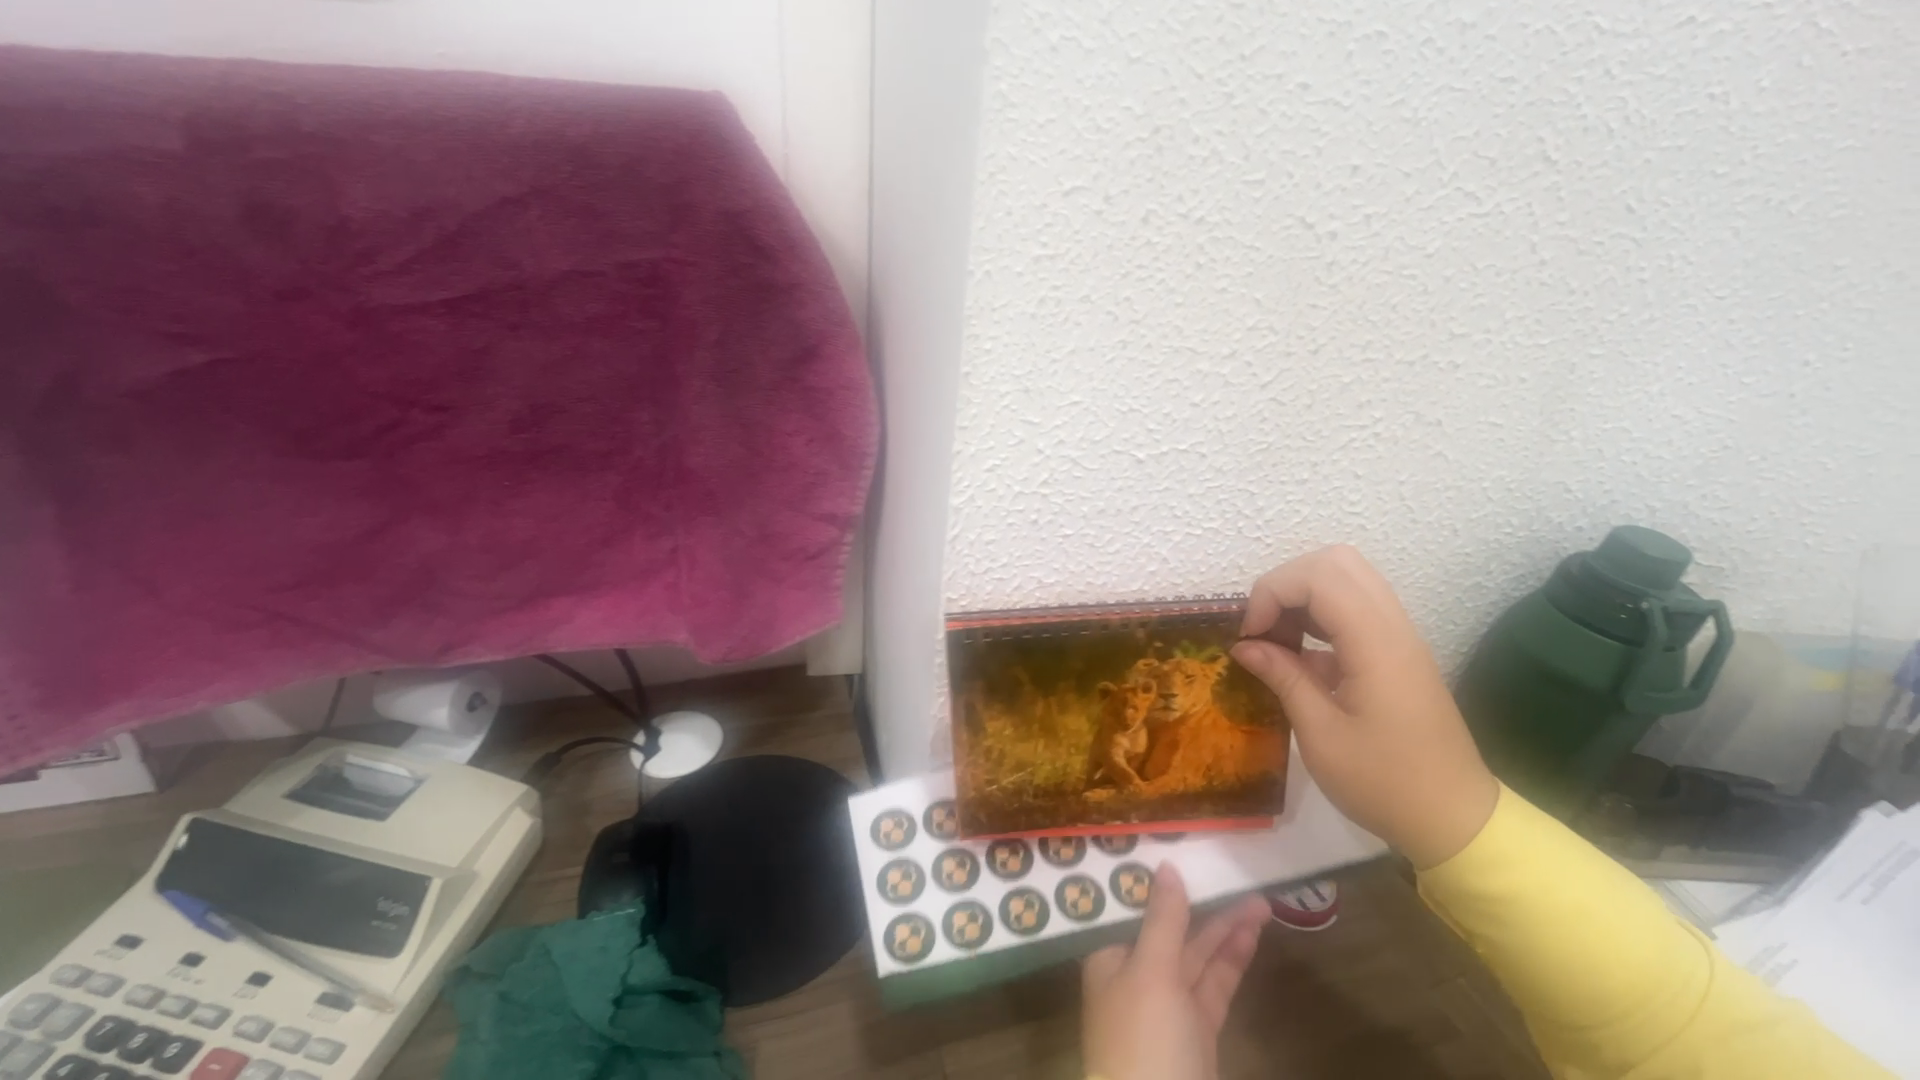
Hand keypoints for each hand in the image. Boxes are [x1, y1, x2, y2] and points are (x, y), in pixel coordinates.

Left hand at [1081, 863, 1268, 1079]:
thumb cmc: (1143, 1041)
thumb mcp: (1150, 972)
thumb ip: (1162, 919)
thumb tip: (1165, 867)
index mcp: (1109, 960)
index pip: (1132, 911)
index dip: (1158, 884)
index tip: (1182, 851)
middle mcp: (1135, 978)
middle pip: (1170, 931)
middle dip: (1203, 905)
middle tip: (1237, 874)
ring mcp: (1168, 1008)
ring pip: (1197, 957)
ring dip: (1226, 931)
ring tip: (1261, 900)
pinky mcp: (1197, 1033)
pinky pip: (1213, 985)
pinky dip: (1231, 961)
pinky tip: (1251, 935)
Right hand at [1230, 545, 1498, 868]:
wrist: (1454, 819)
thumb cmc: (1384, 783)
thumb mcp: (1321, 736)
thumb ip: (1283, 678)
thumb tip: (1245, 646)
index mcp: (1375, 644)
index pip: (1318, 576)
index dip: (1271, 594)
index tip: (1248, 639)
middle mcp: (1393, 627)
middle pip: (1335, 562)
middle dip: (1285, 585)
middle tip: (1262, 630)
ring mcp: (1400, 638)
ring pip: (1347, 579)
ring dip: (1301, 598)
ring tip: (1274, 643)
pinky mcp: (1398, 654)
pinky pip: (1355, 609)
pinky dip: (1319, 616)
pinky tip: (1298, 658)